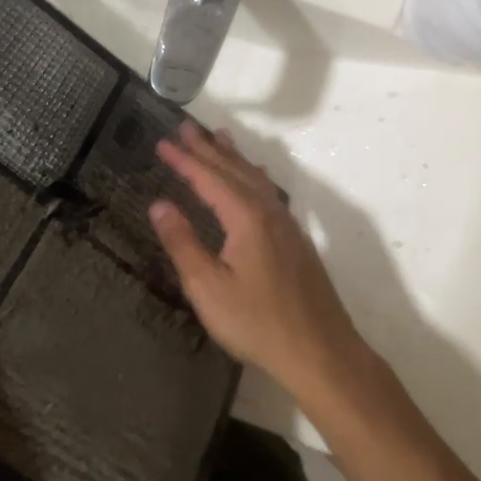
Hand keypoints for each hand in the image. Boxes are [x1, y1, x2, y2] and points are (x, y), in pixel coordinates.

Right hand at [149, 122, 364, 387]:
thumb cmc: (257, 323)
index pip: (209, 179)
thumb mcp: (208, 287)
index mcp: (246, 219)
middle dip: (208, 149)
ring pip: (256, 180)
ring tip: (219, 138)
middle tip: (186, 127)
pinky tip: (256, 180)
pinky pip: (270, 194)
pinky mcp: (297, 243)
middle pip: (235, 171)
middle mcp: (270, 213)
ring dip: (234, 158)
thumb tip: (159, 205)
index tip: (162, 142)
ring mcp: (288, 227)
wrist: (321, 353)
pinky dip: (255, 177)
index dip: (184, 160)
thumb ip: (182, 243)